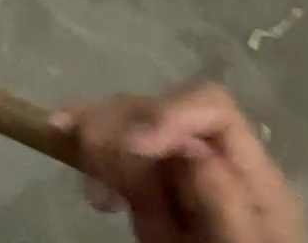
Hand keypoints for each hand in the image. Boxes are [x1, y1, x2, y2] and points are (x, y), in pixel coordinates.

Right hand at [51, 83, 302, 242]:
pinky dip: (82, 133)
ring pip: (123, 117)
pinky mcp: (145, 180)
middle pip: (156, 107)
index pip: (210, 105)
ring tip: (88, 179)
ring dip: (96, 137)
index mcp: (248, 171)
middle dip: (117, 129)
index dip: (167, 111)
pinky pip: (108, 138)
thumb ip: (224, 201)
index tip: (132, 145)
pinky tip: (58, 133)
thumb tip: (189, 146)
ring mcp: (173, 165)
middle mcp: (208, 154)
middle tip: (94, 168)